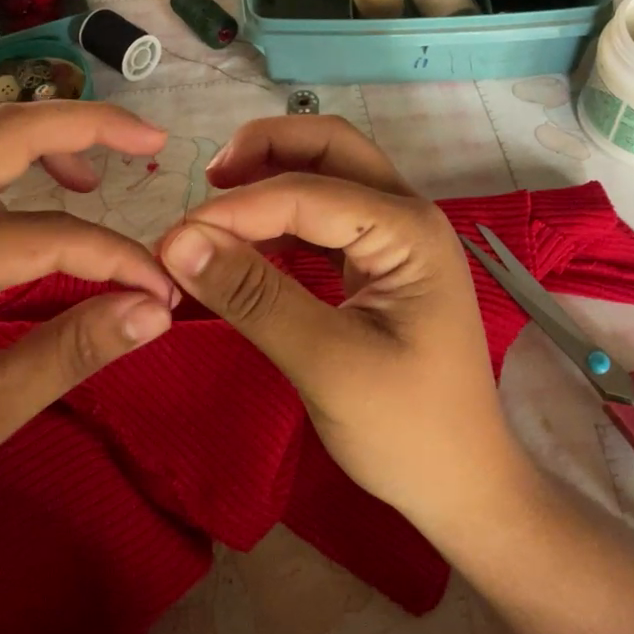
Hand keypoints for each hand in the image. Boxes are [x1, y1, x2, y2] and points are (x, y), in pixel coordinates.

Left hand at [0, 104, 178, 548]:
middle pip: (2, 131)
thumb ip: (72, 351)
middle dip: (85, 123)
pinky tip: (35, 193)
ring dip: (40, 131)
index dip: (116, 256)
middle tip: (152, 137)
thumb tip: (155, 310)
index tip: (163, 291)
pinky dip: (4, 155)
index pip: (48, 234)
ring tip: (99, 168)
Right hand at [159, 116, 532, 529]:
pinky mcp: (379, 267)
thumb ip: (255, 297)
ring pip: (329, 176)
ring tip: (214, 207)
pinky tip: (246, 241)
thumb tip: (178, 241)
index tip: (170, 242)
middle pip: (331, 148)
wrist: (463, 484)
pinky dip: (283, 217)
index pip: (308, 191)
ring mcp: (396, 240)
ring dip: (273, 176)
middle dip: (265, 151)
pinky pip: (327, 218)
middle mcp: (407, 217)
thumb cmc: (407, 430)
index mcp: (409, 230)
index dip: (234, 210)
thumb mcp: (327, 364)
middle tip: (204, 184)